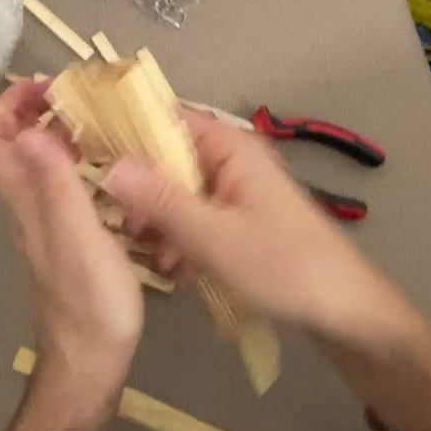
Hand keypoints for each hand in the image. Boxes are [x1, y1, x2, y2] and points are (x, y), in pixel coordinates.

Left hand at [0, 83, 143, 407]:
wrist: (90, 364)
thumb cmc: (91, 303)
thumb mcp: (80, 238)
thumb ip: (56, 186)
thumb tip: (30, 131)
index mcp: (25, 202)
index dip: (10, 106)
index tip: (47, 85)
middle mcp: (27, 209)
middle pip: (14, 148)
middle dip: (37, 111)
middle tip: (81, 97)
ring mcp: (45, 226)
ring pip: (39, 168)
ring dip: (59, 136)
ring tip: (100, 123)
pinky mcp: (66, 241)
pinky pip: (62, 189)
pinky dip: (79, 165)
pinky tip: (111, 169)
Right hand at [101, 111, 423, 353]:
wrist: (346, 313)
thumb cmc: (285, 267)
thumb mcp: (214, 236)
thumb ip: (160, 200)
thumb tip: (108, 167)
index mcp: (229, 148)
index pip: (164, 117)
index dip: (122, 128)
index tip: (84, 151)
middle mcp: (229, 159)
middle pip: (165, 157)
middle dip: (140, 191)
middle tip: (126, 226)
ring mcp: (234, 189)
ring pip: (175, 190)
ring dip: (159, 220)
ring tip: (157, 257)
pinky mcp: (237, 218)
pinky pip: (193, 215)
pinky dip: (180, 237)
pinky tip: (177, 269)